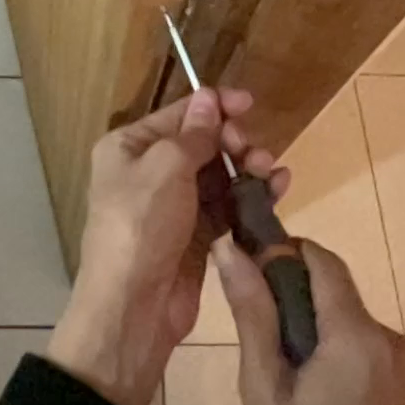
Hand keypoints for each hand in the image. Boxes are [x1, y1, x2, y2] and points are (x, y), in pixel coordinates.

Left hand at [47, 88, 287, 404]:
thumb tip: (207, 97)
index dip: (214, 106)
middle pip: (201, 143)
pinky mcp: (195, 235)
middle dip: (233, 142)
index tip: (249, 102)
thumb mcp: (166, 167)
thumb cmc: (141, 224)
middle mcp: (149, 170)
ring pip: (218, 175)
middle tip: (253, 152)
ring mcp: (174, 204)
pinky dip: (249, 196)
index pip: (178, 114)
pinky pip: (227, 205)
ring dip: (247, 168)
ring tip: (270, 172)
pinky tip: (276, 190)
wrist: (133, 307)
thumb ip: (194, 133)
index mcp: (129, 146)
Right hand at [216, 238, 404, 404]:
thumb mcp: (265, 389)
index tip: (254, 276)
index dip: (286, 255)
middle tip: (268, 343)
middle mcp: (394, 339)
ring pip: (350, 315)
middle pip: (336, 288)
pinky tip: (324, 391)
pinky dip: (342, 348)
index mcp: (357, 338)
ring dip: (320, 326)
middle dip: (298, 299)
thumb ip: (252, 312)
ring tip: (295, 376)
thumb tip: (229, 247)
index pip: (322, 259)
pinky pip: (369, 341)